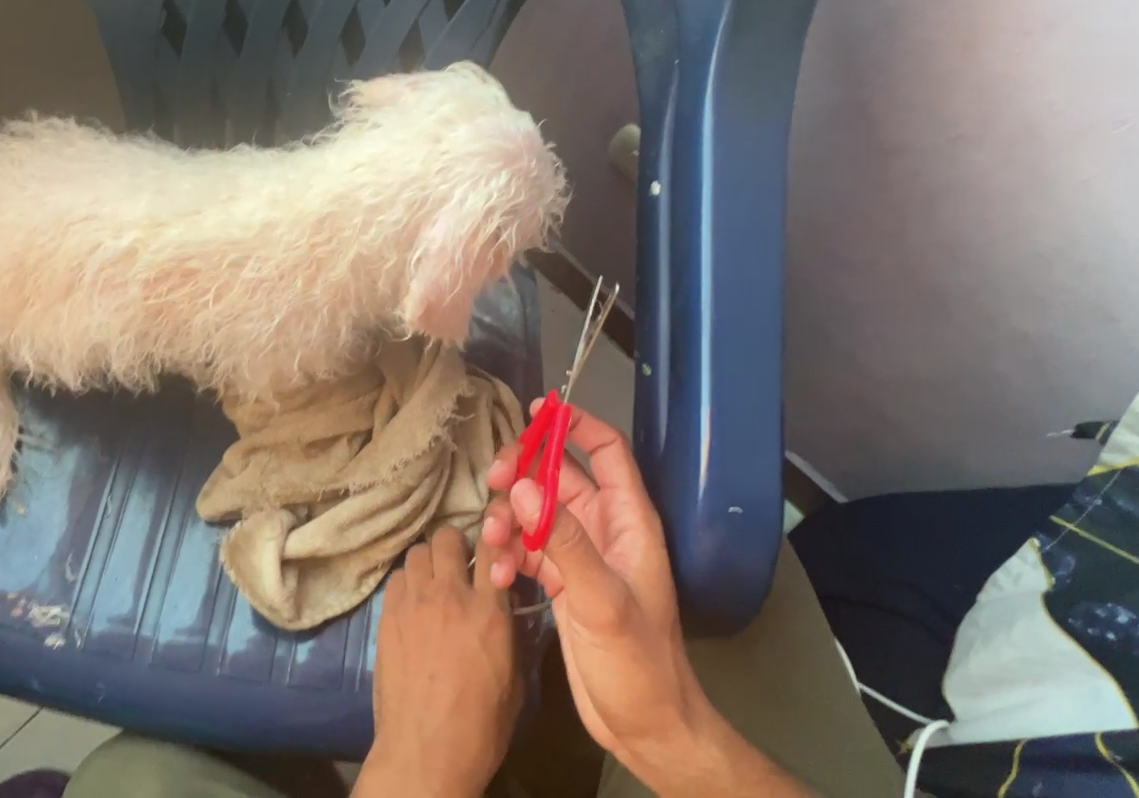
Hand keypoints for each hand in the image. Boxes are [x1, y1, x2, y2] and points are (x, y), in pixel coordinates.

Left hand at [357, 526, 520, 797]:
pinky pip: (397, 578)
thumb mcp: (513, 680)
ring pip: (417, 553)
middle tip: (458, 564)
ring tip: (433, 582)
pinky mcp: (387, 616)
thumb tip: (502, 609)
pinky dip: (407, 582)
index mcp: (489, 612)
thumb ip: (508, 633)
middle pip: (446, 537)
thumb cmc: (480, 726)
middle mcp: (450, 596)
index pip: (493, 548)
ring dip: (428, 562)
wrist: (425, 752)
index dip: (493, 536)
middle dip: (454, 544)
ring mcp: (414, 603)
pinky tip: (412, 602)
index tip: (492, 542)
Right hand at [482, 405, 809, 795]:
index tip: (537, 410)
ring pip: (535, 511)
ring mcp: (580, 554)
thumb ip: (564, 541)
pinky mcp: (561, 581)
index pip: (607, 451)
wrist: (644, 727)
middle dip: (524, 472)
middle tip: (493, 479)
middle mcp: (603, 528)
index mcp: (628, 520)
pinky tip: (501, 576)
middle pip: (558, 475)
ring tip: (493, 542)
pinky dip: (509, 553)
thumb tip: (522, 489)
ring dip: (509, 518)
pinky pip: (527, 548)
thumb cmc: (639, 663)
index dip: (576, 424)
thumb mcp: (603, 600)